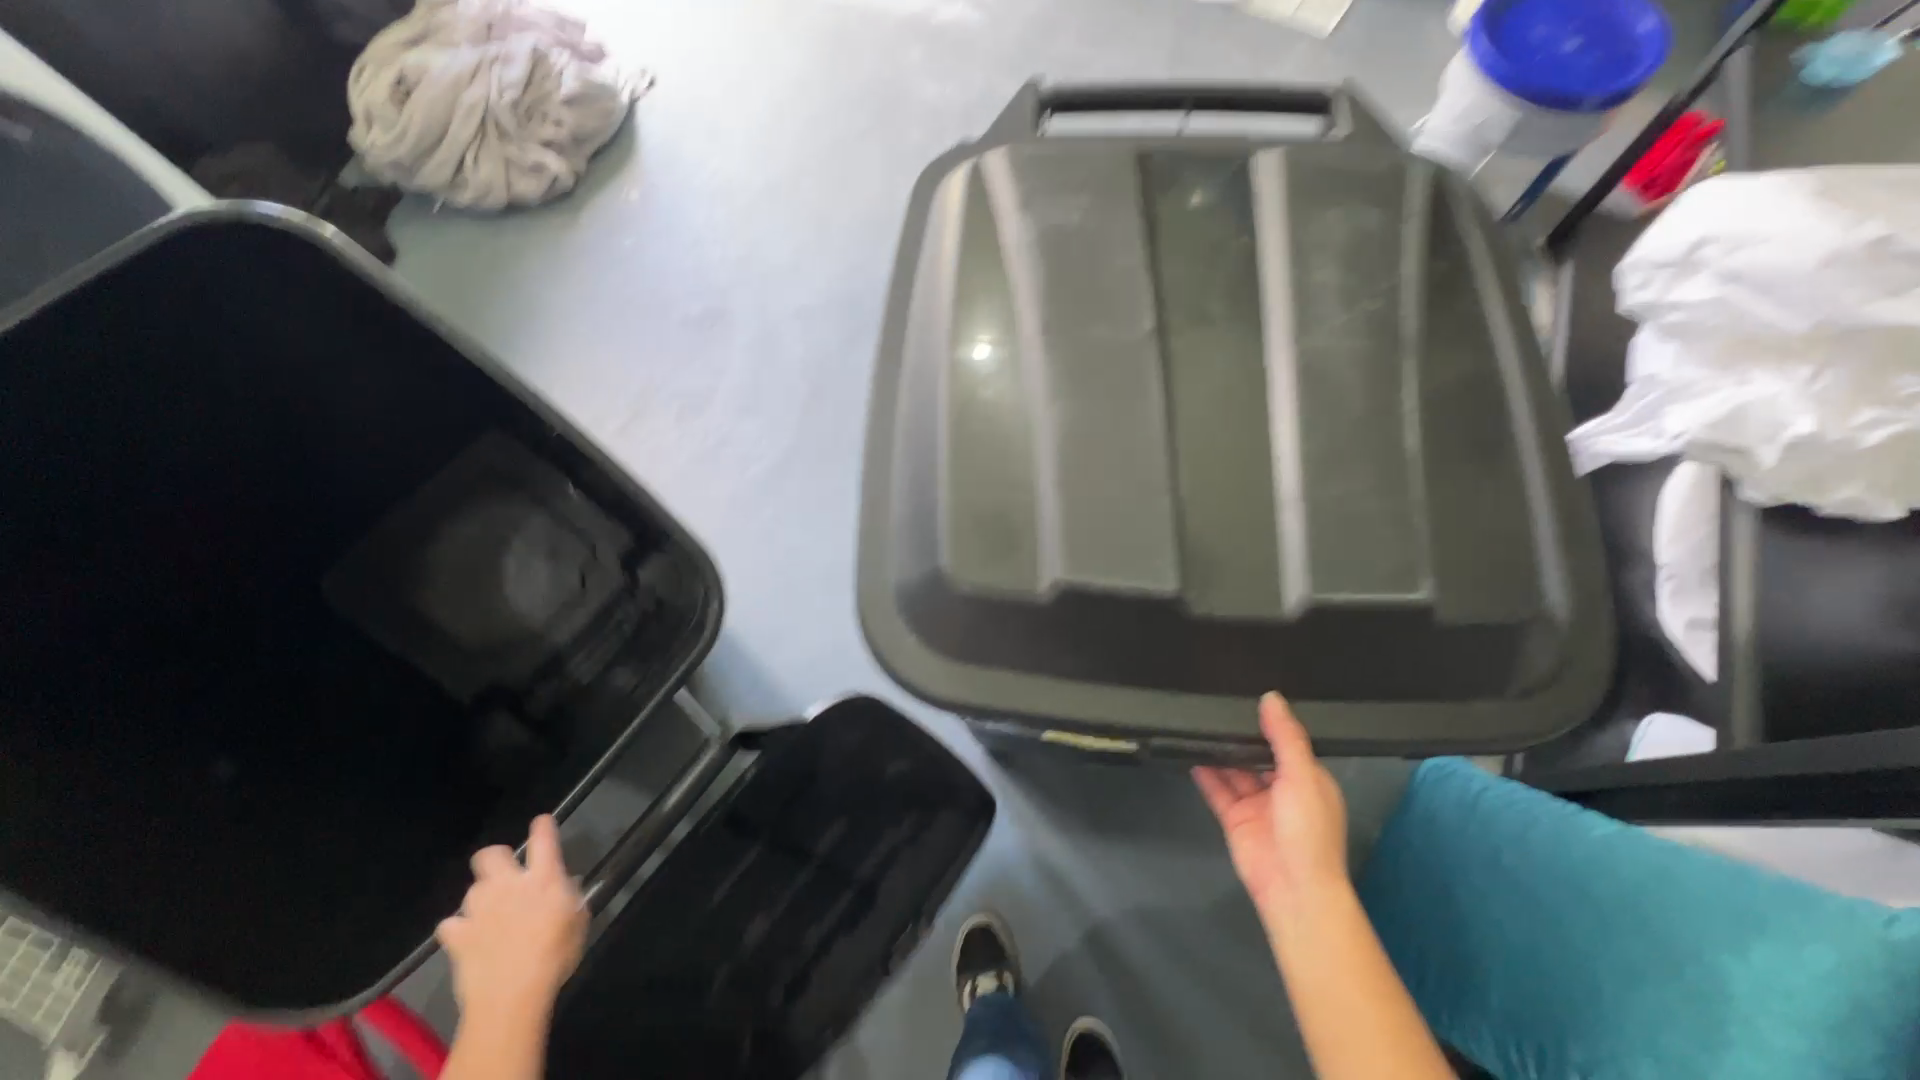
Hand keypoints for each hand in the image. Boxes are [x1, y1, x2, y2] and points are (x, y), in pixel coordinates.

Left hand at [437, 815, 588, 1021]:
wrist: (511, 996)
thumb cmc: (555, 958)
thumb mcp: (577, 924)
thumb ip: (569, 899)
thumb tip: (563, 885)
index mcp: (543, 880)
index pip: (543, 840)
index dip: (542, 827)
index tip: (541, 822)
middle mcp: (508, 885)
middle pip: (492, 854)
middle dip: (496, 858)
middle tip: (505, 875)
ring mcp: (478, 908)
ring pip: (473, 889)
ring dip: (482, 898)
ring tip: (490, 916)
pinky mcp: (456, 933)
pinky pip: (452, 923)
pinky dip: (459, 929)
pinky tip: (468, 939)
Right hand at [1193, 693, 1349, 918]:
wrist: (1293, 887)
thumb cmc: (1308, 829)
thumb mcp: (1302, 776)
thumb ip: (1284, 737)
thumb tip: (1270, 697)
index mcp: (1308, 779)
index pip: (1287, 744)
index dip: (1270, 724)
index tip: (1247, 698)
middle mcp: (1283, 790)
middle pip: (1258, 756)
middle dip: (1241, 737)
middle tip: (1215, 707)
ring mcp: (1258, 806)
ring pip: (1236, 772)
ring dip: (1220, 753)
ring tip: (1198, 726)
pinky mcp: (1235, 820)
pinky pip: (1218, 792)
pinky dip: (1206, 776)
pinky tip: (1190, 756)